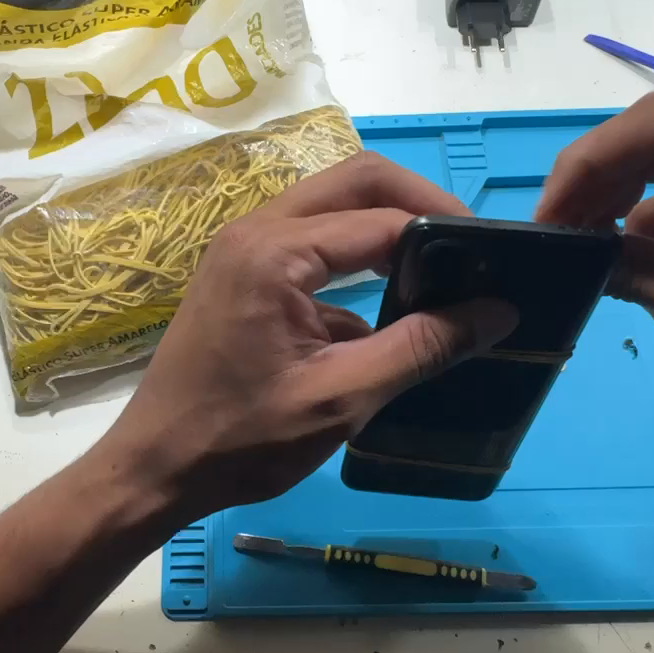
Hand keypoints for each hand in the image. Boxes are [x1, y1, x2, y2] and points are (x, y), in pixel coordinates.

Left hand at [94, 152, 516, 523]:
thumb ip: (420, 349)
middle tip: (470, 252)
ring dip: (385, 234)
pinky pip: (311, 250)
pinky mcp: (242, 278)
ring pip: (332, 212)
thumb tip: (498, 311)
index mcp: (274, 252)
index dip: (446, 234)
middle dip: (417, 206)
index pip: (382, 219)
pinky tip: (386, 318)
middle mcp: (255, 231)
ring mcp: (243, 251)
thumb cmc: (240, 440)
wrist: (155, 468)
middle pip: (355, 184)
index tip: (497, 263)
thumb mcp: (340, 399)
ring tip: (439, 277)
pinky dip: (354, 270)